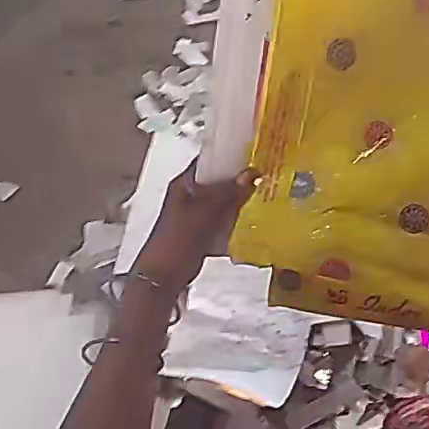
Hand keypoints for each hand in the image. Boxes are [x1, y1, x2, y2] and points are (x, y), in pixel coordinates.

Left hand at [133, 163, 257, 293]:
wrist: (164, 275)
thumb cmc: (177, 240)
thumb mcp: (205, 212)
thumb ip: (227, 193)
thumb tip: (251, 173)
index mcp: (184, 184)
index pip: (208, 162)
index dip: (228, 156)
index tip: (253, 153)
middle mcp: (190, 197)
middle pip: (218, 183)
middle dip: (239, 182)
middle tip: (264, 177)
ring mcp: (196, 215)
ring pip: (223, 203)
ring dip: (239, 203)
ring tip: (263, 197)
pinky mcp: (203, 232)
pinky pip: (223, 223)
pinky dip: (236, 223)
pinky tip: (252, 223)